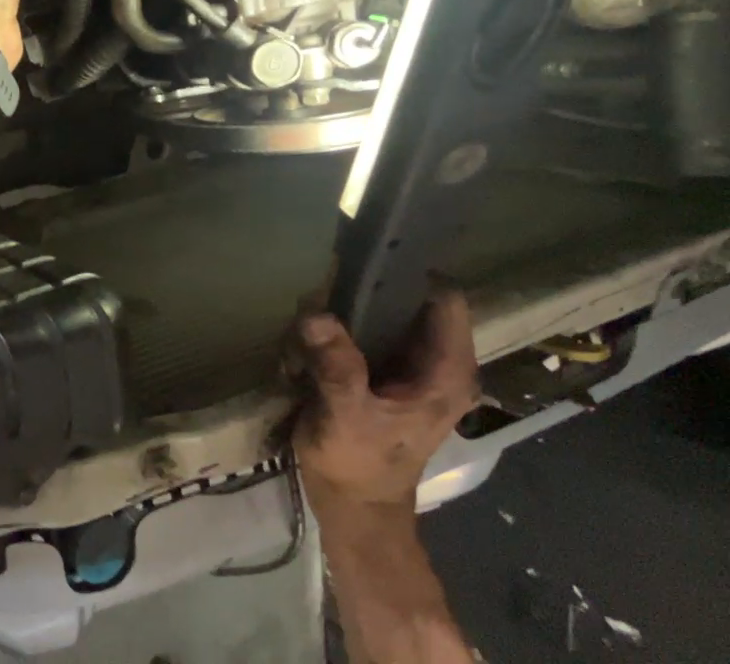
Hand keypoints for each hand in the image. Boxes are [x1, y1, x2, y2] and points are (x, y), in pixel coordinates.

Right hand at [295, 291, 479, 514]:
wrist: (355, 505)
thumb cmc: (358, 463)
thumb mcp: (345, 416)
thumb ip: (338, 366)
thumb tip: (317, 315)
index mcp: (447, 373)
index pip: (446, 301)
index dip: (412, 275)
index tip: (368, 257)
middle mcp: (439, 364)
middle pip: (416, 303)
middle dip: (373, 288)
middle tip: (327, 274)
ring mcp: (414, 369)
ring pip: (391, 316)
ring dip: (355, 306)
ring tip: (315, 298)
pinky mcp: (387, 375)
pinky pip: (372, 334)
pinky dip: (347, 325)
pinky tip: (315, 327)